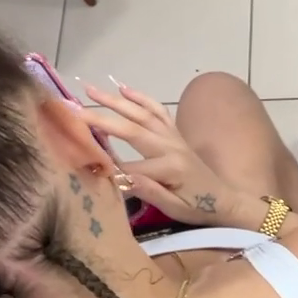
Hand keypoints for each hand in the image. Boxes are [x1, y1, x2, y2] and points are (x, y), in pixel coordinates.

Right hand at [79, 83, 258, 227]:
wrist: (226, 200)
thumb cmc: (199, 208)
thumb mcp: (176, 209)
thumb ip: (151, 192)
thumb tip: (121, 178)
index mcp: (170, 168)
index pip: (128, 167)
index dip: (104, 165)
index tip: (77, 159)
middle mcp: (171, 147)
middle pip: (130, 130)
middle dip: (99, 119)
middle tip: (71, 110)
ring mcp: (174, 138)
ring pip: (142, 114)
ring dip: (115, 101)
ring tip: (89, 89)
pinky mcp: (177, 135)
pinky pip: (159, 112)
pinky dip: (142, 98)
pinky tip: (124, 88)